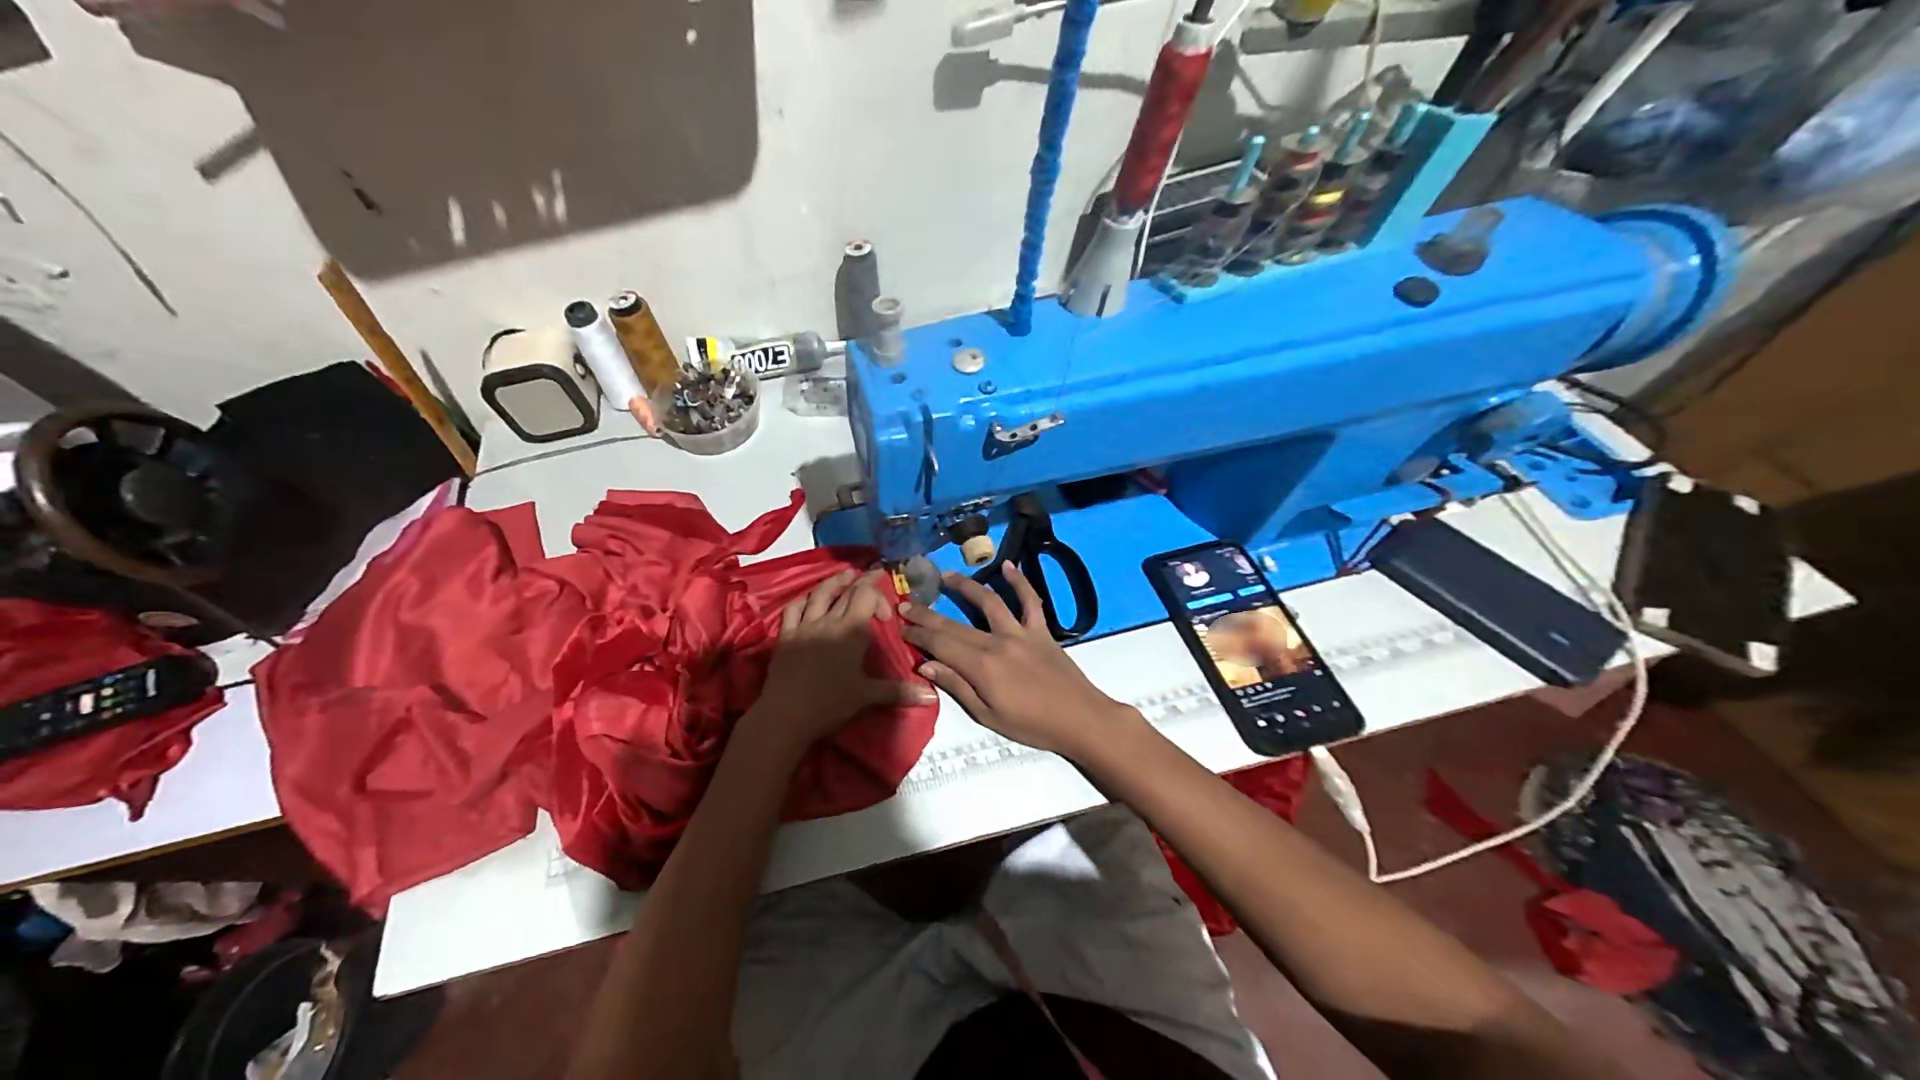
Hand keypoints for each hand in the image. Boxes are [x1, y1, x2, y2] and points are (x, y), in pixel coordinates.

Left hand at [746, 570, 935, 755]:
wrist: (786, 716)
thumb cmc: (830, 704)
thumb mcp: (867, 696)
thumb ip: (899, 691)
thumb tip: (932, 695)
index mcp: (851, 631)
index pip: (866, 596)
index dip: (878, 595)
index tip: (887, 613)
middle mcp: (828, 621)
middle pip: (845, 592)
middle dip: (861, 581)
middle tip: (871, 575)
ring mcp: (804, 626)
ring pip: (819, 594)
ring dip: (834, 582)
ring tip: (844, 575)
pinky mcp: (785, 636)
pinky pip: (793, 609)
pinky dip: (804, 598)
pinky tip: (808, 597)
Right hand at [898, 565, 1139, 757]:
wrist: (1080, 719)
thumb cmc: (1031, 725)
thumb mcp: (987, 715)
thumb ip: (957, 686)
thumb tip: (926, 665)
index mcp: (981, 666)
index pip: (940, 644)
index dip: (918, 633)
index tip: (900, 625)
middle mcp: (997, 642)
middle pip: (955, 624)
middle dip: (928, 613)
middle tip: (906, 603)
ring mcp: (1021, 632)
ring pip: (988, 602)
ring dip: (965, 586)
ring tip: (946, 576)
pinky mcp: (1041, 630)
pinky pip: (1030, 601)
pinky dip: (1020, 582)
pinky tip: (1008, 565)